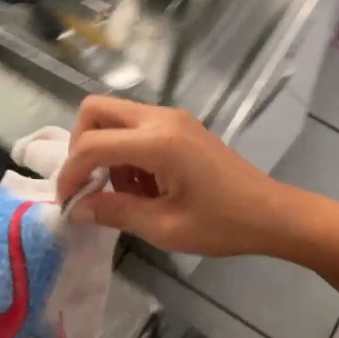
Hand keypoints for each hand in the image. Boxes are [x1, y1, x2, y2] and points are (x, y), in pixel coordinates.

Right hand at [55, 97, 295, 256]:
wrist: (270, 213)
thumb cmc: (221, 224)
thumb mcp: (164, 227)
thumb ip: (115, 212)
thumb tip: (77, 209)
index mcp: (157, 141)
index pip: (91, 144)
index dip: (70, 173)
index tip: (67, 204)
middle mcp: (161, 118)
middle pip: (97, 110)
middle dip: (81, 146)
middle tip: (88, 186)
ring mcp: (174, 118)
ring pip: (116, 116)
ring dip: (106, 150)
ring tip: (124, 194)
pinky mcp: (182, 126)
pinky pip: (138, 126)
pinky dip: (127, 150)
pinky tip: (144, 187)